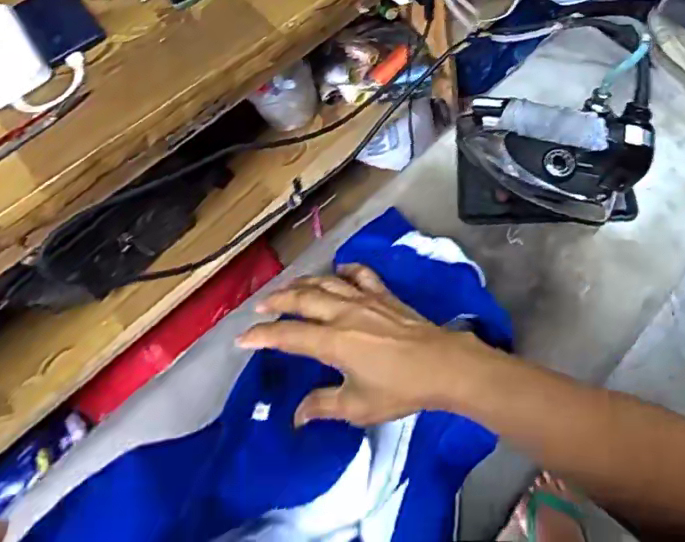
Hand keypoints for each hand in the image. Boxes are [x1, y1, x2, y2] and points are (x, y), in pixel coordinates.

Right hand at [236, 264, 491, 426]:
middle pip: (306, 299)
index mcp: (334, 341)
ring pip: (331, 283)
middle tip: (261, 305)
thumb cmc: (399, 387)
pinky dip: (347, 270)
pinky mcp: (387, 295)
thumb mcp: (355, 405)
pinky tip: (339, 271)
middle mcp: (348, 313)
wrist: (442, 362)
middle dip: (280, 299)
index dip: (263, 335)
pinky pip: (363, 275)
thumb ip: (323, 405)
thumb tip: (298, 414)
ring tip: (290, 287)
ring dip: (307, 282)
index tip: (243, 338)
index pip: (289, 335)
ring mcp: (370, 299)